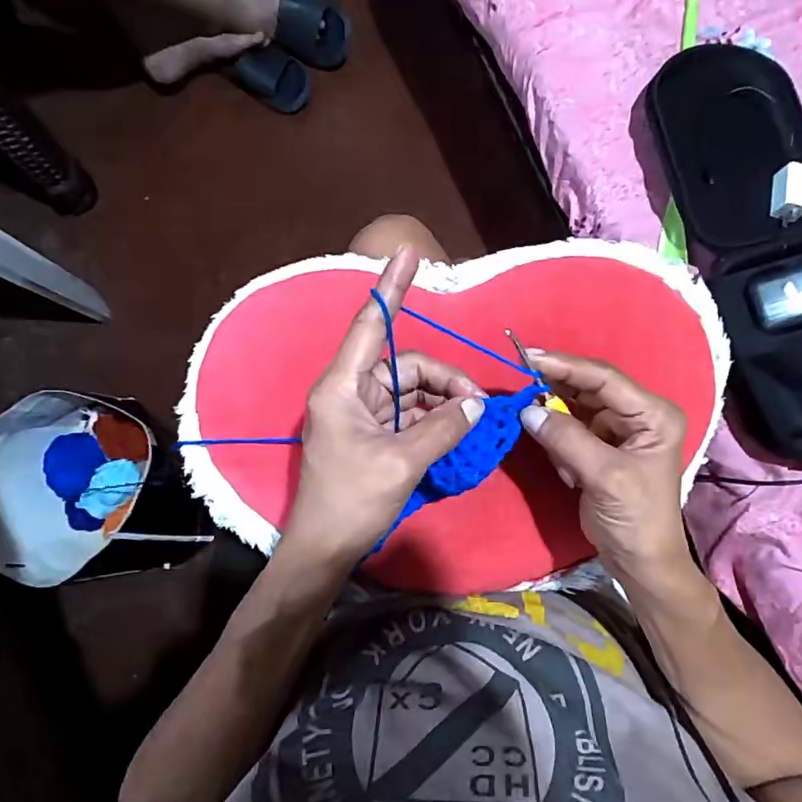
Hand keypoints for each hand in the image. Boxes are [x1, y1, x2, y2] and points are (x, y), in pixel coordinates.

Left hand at [279, 246, 483, 568]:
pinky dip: (433, 420)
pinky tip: (456, 432)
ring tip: (471, 423)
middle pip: (406, 366)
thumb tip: (474, 406)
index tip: (408, 253)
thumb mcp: (402, 462)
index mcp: (344, 387)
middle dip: (445, 380)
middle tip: (476, 407)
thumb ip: (442, 427)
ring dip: (442, 403)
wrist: (324, 549)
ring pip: (412, 391)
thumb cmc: (352, 502)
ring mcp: (361, 415)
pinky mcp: (371, 436)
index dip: (391, 287)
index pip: (371, 325)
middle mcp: (351, 392)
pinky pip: (409, 415)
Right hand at [516, 351, 694, 580]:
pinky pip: (571, 429)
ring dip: (554, 416)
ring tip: (531, 420)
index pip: (605, 379)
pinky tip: (562, 465)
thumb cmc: (635, 518)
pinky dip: (557, 439)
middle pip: (590, 388)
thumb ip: (567, 439)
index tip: (529, 357)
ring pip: (576, 407)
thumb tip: (527, 410)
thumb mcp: (605, 477)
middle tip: (519, 381)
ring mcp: (619, 431)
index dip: (567, 366)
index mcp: (654, 415)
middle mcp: (639, 415)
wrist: (641, 563)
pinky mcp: (601, 448)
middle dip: (555, 387)